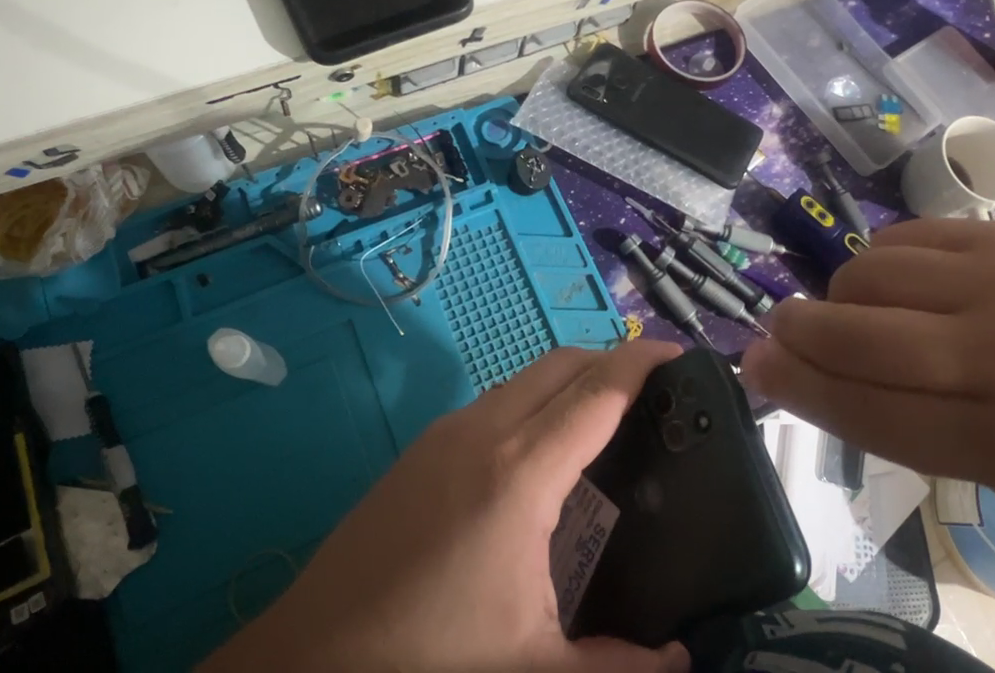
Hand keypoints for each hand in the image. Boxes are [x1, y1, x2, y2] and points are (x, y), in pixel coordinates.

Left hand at [203, 340, 689, 672]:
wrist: (314, 657)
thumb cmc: (432, 653)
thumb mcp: (534, 667)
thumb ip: (619, 666)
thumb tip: (680, 661)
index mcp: (522, 473)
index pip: (598, 392)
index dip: (643, 364)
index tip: (680, 353)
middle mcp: (484, 432)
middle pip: (560, 365)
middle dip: (610, 360)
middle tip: (653, 387)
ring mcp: (444, 434)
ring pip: (522, 378)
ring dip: (568, 379)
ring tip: (604, 414)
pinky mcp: (419, 450)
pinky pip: (493, 401)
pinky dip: (532, 400)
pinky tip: (540, 448)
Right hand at [741, 219, 994, 509]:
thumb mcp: (991, 470)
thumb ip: (890, 422)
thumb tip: (789, 367)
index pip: (870, 409)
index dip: (798, 386)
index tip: (753, 365)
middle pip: (859, 334)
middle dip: (798, 332)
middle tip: (778, 332)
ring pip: (868, 273)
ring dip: (839, 296)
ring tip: (858, 315)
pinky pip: (900, 237)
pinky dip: (878, 264)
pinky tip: (898, 286)